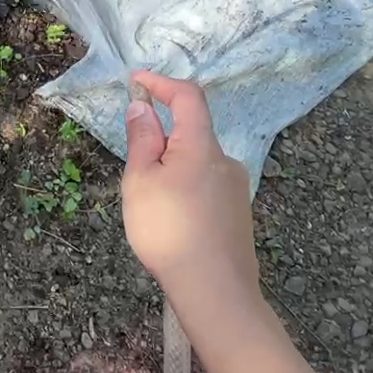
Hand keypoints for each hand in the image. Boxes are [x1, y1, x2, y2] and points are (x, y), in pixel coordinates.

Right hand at [121, 71, 258, 309]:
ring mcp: (235, 189)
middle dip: (160, 140)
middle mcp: (225, 160)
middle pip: (191, 133)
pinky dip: (184, 190)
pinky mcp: (237, 214)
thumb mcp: (140, 180)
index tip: (136, 80)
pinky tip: (171, 223)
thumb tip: (143, 105)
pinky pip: (205, 186)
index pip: (188, 96)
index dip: (162, 82)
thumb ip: (142, 139)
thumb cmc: (168, 230)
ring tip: (150, 208)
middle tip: (135, 173)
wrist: (215, 292)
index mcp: (201, 145)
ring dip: (171, 170)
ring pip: (196, 163)